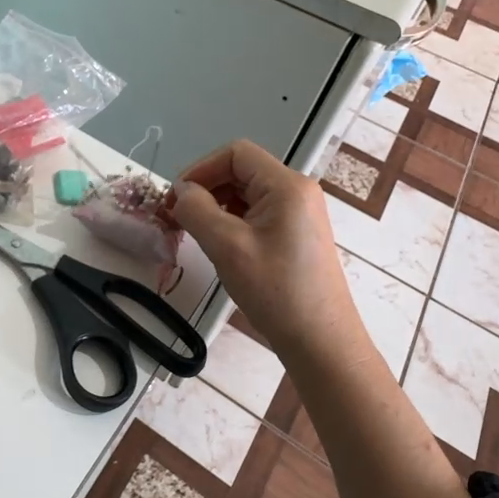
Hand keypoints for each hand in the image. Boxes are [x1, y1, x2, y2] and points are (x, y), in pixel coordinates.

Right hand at [167, 140, 356, 353]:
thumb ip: (197, 210)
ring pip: (247, 193)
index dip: (200, 169)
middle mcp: (297, 192)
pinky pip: (257, 214)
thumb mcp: (227, 247)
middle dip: (206, 188)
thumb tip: (181, 192)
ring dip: (216, 206)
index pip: (235, 154)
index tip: (176, 198)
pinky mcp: (297, 236)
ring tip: (194, 233)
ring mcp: (300, 214)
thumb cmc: (276, 291)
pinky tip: (219, 246)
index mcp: (286, 186)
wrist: (321, 343)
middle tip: (177, 217)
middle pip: (241, 171)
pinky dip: (232, 222)